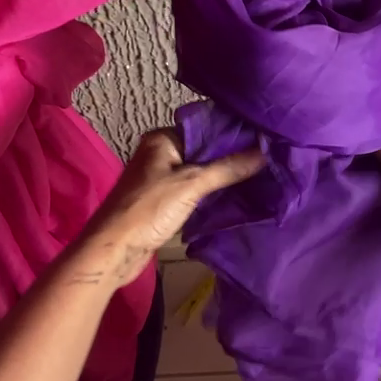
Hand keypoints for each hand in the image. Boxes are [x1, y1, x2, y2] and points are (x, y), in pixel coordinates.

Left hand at [73, 129, 264, 287]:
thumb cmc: (148, 210)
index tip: (265, 136)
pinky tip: (236, 193)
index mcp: (163, 138)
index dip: (234, 132)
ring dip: (224, 174)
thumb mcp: (192, 184)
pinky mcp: (164, 200)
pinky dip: (212, 191)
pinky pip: (195, 188)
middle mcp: (161, 153)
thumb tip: (264, 151)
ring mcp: (161, 177)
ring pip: (200, 170)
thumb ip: (228, 168)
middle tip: (267, 156)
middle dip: (232, 155)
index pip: (206, 127)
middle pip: (204, 149)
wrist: (112, 252)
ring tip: (259, 173)